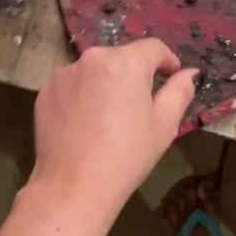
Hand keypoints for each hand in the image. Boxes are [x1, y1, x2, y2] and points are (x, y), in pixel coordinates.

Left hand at [30, 39, 197, 212]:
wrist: (73, 187)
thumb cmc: (127, 155)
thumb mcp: (164, 125)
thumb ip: (179, 91)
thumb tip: (189, 73)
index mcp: (127, 62)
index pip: (154, 47)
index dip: (167, 61)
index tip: (171, 78)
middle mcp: (94, 58)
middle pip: (122, 57)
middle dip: (134, 74)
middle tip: (140, 106)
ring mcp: (66, 73)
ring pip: (96, 71)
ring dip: (106, 84)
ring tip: (109, 117)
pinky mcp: (46, 91)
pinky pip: (73, 84)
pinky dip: (82, 95)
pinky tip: (85, 123)